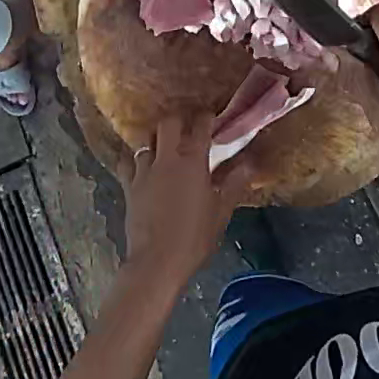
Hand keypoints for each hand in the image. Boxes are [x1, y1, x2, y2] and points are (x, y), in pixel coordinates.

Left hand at [124, 113, 254, 283]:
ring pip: (146, 142)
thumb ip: (235, 183)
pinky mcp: (128, 187)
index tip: (211, 116)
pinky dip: (136, 160)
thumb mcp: (222, 210)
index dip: (206, 118)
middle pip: (167, 124)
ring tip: (165, 147)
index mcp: (193, 162)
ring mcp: (143, 173)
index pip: (200, 127)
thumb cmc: (195, 236)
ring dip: (157, 141)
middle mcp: (166, 160)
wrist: (157, 262)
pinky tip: (142, 166)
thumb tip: (250, 163)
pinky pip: (128, 163)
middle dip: (178, 120)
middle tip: (187, 127)